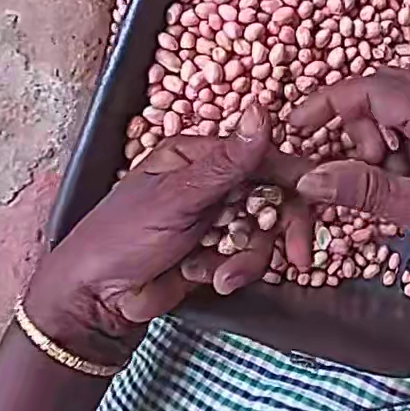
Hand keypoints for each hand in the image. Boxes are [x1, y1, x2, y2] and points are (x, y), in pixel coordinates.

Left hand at [27, 105, 312, 365]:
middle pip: (272, 198)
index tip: (314, 205)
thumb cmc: (122, 237)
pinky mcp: (216, 250)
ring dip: (247, 258)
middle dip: (277, 231)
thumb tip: (262, 111)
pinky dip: (231, 271)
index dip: (294, 181)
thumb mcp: (177, 198)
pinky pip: (247, 257)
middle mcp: (213, 182)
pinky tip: (201, 277)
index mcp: (200, 156)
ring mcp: (216, 218)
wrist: (94, 300)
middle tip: (295, 258)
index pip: (262, 158)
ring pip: (263, 233)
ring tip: (217, 275)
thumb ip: (226, 162)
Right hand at [288, 69, 409, 296]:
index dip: (329, 103)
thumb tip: (308, 178)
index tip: (297, 126)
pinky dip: (391, 158)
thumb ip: (365, 190)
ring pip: (394, 115)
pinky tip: (399, 189)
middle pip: (383, 93)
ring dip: (373, 146)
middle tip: (359, 170)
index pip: (376, 89)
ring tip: (386, 187)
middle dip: (356, 128)